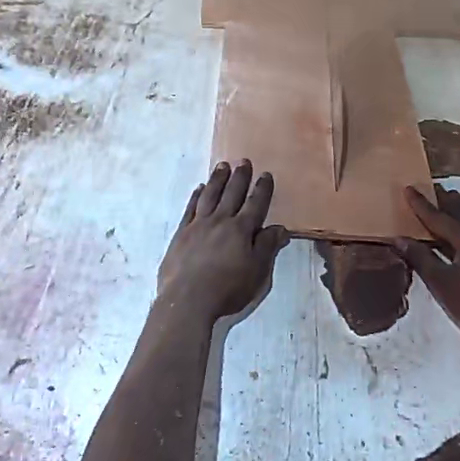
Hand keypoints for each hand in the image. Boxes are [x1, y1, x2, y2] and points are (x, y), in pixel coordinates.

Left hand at [158, 161, 289, 319]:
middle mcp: (219, 221)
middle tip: (244, 161)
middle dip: (239, 177)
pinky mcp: (180, 234)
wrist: (187, 299)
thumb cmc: (227, 289)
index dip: (262, 190)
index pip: (255, 204)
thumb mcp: (256, 272)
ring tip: (222, 166)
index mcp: (240, 230)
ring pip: (209, 196)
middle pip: (231, 194)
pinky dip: (196, 196)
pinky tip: (199, 188)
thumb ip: (266, 247)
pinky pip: (190, 208)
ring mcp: (197, 225)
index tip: (265, 175)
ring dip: (217, 180)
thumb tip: (279, 228)